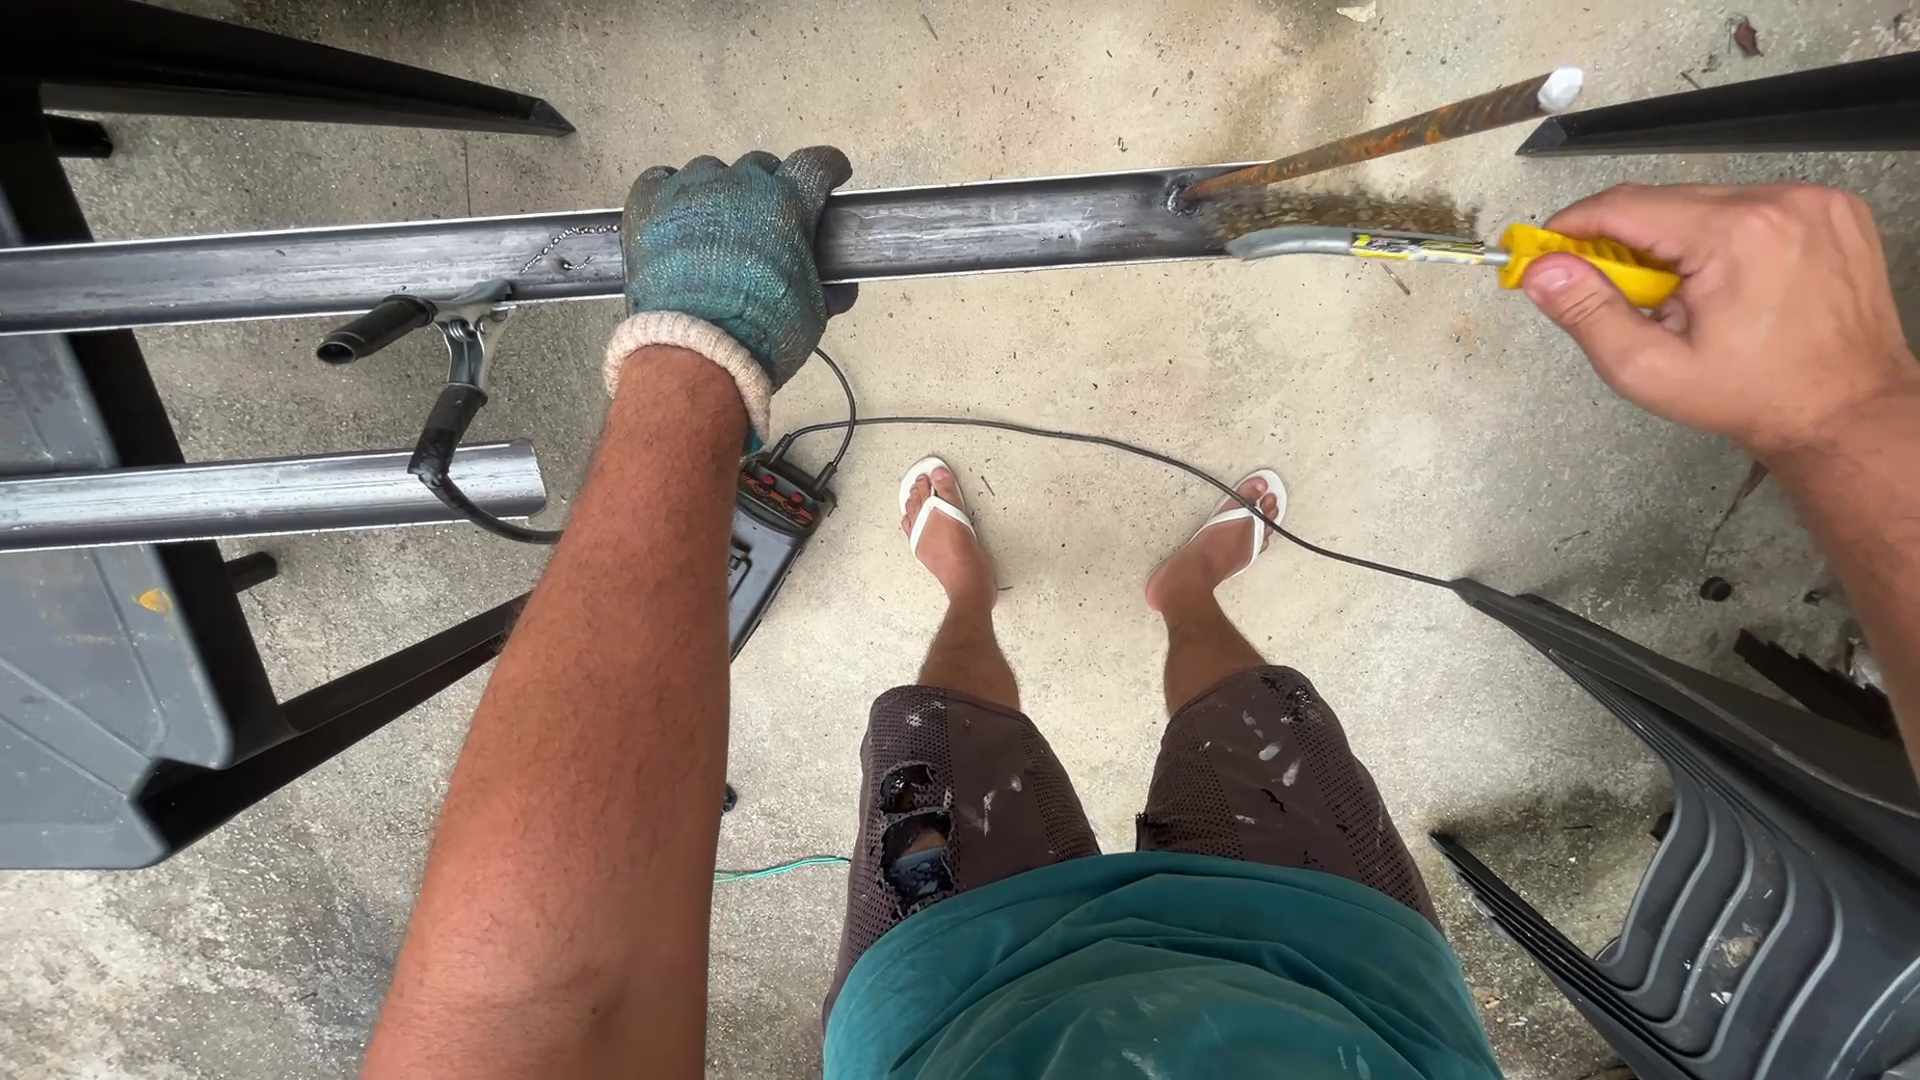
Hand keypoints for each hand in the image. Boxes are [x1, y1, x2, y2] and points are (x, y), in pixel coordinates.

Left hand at [620, 147, 855, 389]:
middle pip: (761, 168)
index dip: (828, 168)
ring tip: (720, 230)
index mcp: (787, 206)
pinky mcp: (648, 206)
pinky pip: (661, 180)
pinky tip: (678, 217)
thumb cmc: (763, 334)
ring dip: (723, 195)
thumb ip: (827, 291)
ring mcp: (690, 191)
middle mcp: (739, 187)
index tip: (832, 175)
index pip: (815, 166)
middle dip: (770, 189)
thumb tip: (842, 287)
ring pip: (712, 173)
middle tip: (770, 223)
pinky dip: (672, 193)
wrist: (698, 353)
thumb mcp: (812, 316)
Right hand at [1521, 183, 1917, 459]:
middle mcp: (1782, 204)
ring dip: (1657, 242)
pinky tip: (1699, 284)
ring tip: (1657, 296)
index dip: (1567, 228)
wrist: (1840, 405)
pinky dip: (1701, 240)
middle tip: (1589, 288)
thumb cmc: (1747, 392)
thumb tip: (1542, 272)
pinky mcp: (1826, 212)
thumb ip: (1585, 311)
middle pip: (1658, 200)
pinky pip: (1738, 210)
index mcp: (1736, 235)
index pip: (1622, 206)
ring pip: (1696, 204)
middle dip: (1610, 241)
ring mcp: (1812, 203)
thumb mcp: (1642, 364)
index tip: (1538, 254)